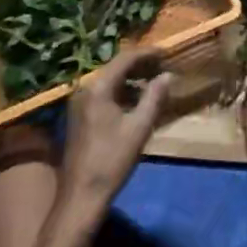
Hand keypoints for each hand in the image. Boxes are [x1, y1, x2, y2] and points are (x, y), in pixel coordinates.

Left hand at [59, 49, 172, 217]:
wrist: (81, 193)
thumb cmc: (112, 160)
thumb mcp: (139, 129)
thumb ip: (154, 99)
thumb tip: (167, 75)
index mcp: (98, 88)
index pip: (124, 60)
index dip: (146, 54)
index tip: (165, 52)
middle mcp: (85, 88)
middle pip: (115, 68)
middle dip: (139, 66)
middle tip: (162, 67)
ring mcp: (79, 102)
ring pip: (109, 82)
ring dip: (130, 80)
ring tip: (153, 83)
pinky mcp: (79, 115)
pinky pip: (103, 94)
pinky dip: (120, 93)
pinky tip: (136, 103)